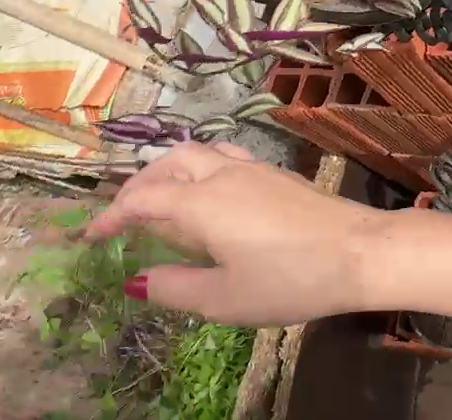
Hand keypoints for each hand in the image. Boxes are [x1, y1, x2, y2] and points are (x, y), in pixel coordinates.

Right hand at [83, 141, 386, 324]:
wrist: (361, 251)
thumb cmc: (290, 279)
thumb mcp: (223, 298)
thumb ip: (175, 287)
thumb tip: (139, 279)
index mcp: (205, 203)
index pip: (146, 197)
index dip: (113, 213)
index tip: (90, 235)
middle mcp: (229, 174)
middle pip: (174, 160)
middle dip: (141, 182)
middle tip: (123, 214)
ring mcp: (260, 170)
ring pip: (206, 152)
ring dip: (175, 169)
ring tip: (162, 200)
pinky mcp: (283, 176)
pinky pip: (231, 159)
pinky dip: (205, 170)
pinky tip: (210, 200)